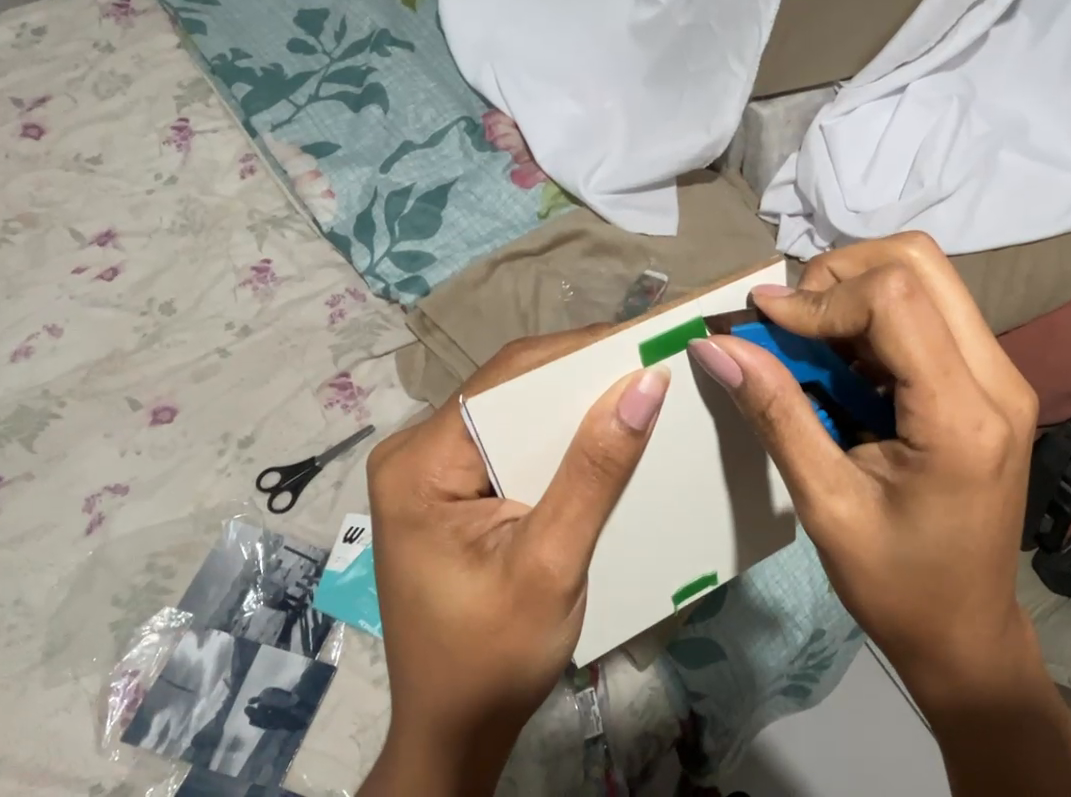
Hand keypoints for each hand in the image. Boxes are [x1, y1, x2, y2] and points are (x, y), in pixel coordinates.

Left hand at [362, 329, 670, 795]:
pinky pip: (514, 444)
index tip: (647, 340)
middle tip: (653, 362)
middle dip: (581, 376)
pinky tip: (605, 435)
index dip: (580, 353)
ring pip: (516, 413)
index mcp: (419, 462)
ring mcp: (433, 472)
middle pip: (510, 390)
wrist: (455, 730)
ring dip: (575, 406)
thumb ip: (595, 471)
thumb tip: (644, 384)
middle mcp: (417, 452)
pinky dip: (561, 439)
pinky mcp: (454, 492)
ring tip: (640, 390)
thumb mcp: (551, 563)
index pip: (508, 379)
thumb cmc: (493, 656)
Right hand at [686, 233, 1041, 706]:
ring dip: (857, 291)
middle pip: (919, 261)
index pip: (894, 297)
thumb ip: (776, 412)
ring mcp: (1002, 376)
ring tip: (813, 343)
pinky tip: (844, 364)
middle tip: (792, 323)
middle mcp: (998, 378)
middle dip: (840, 274)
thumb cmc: (897, 585)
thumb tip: (716, 345)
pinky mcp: (991, 382)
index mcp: (962, 416)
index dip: (818, 297)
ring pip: (927, 276)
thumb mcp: (824, 504)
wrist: (967, 632)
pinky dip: (876, 316)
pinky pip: (931, 311)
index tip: (762, 323)